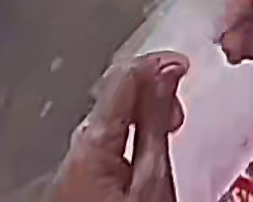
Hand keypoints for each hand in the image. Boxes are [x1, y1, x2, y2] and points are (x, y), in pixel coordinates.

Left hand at [50, 53, 187, 201]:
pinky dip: (129, 138)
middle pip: (111, 100)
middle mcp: (69, 156)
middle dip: (151, 91)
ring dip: (142, 115)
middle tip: (181, 110)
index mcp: (88, 147)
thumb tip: (167, 70)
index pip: (122, 78)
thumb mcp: (155, 177)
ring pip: (107, 124)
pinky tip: (146, 152)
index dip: (157, 64)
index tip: (186, 67)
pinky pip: (101, 147)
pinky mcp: (71, 192)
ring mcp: (66, 177)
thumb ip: (157, 118)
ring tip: (170, 128)